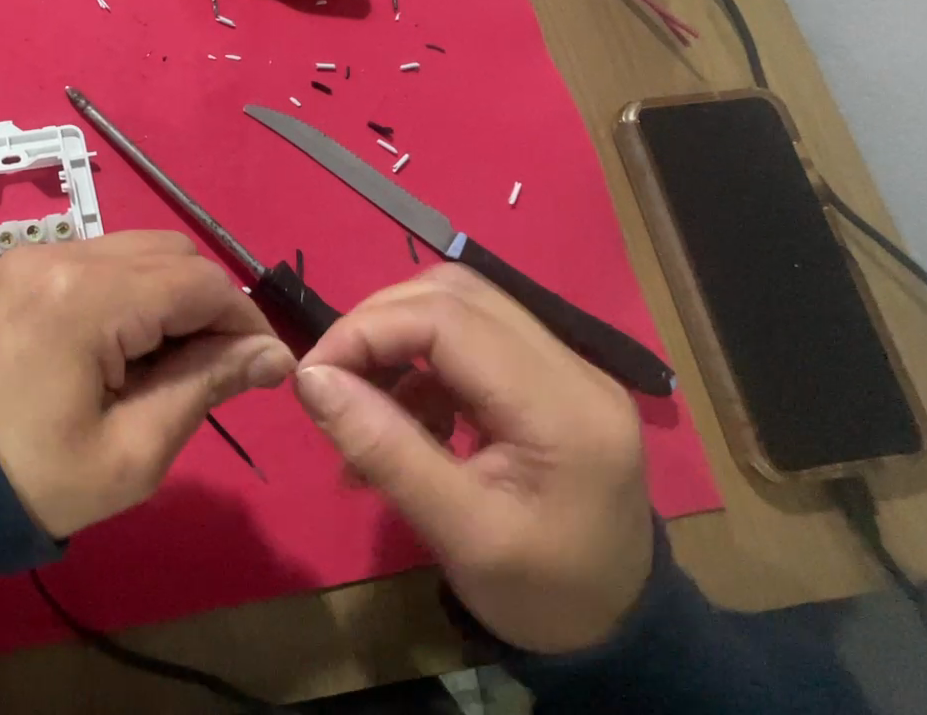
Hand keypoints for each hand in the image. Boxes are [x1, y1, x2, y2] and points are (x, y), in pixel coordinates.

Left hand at [0, 231, 295, 539]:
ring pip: (137, 251)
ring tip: (171, 362)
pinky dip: (132, 292)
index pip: (198, 283)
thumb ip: (205, 385)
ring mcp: (35, 256)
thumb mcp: (133, 451)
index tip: (264, 368)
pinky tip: (128, 344)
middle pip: (170, 254)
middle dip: (208, 305)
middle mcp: (60, 256)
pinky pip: (100, 261)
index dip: (244, 321)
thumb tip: (272, 354)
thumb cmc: (34, 479)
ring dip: (170, 296)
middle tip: (216, 370)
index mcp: (86, 298)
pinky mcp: (21, 267)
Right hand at [292, 264, 653, 653]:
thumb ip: (384, 449)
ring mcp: (564, 368)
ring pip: (457, 306)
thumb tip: (310, 380)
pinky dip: (414, 365)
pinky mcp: (546, 379)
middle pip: (453, 295)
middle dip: (374, 326)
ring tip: (359, 400)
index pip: (448, 319)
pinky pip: (465, 340)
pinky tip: (398, 417)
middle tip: (329, 380)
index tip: (312, 375)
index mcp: (563, 408)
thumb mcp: (457, 533)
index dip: (366, 330)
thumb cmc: (541, 594)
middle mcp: (572, 368)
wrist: (615, 630)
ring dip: (392, 340)